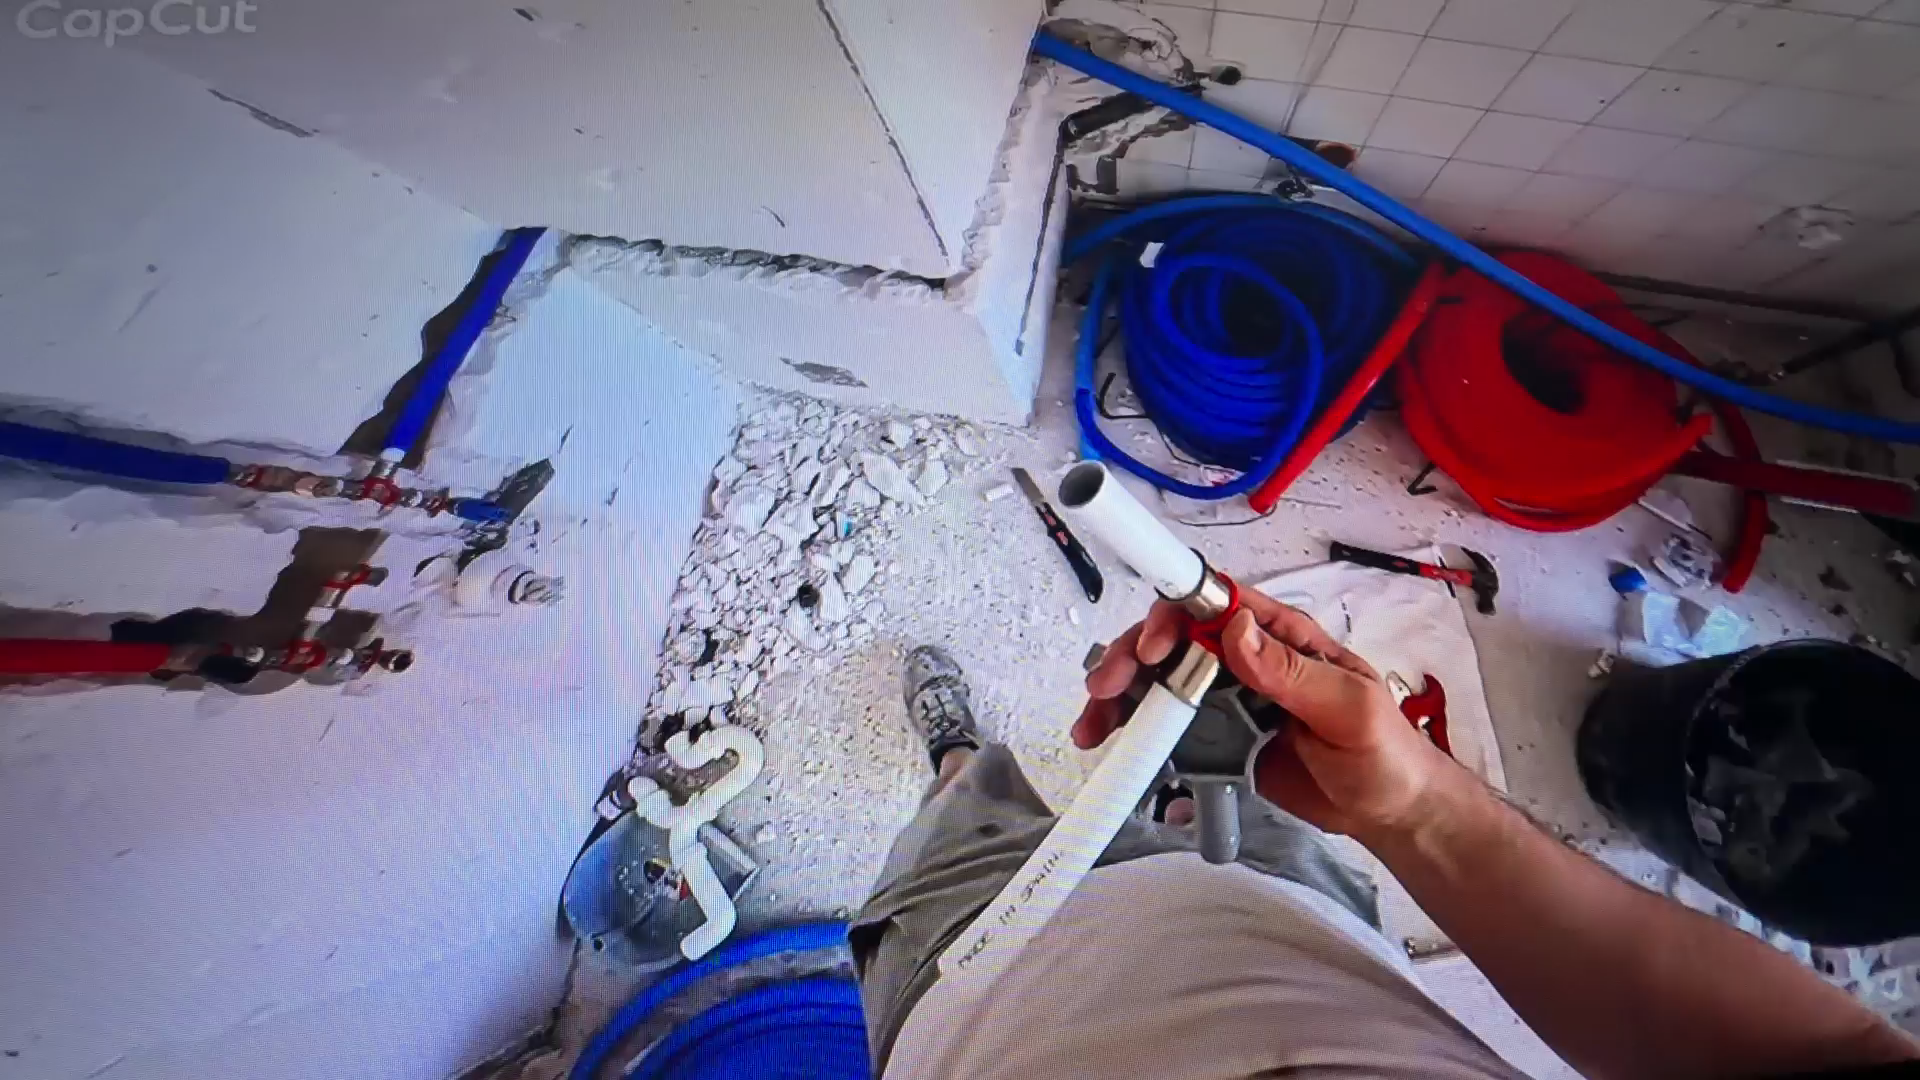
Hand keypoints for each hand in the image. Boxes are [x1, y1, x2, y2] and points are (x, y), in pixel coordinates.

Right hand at [1076, 589, 1456, 840]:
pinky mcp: (1211, 734)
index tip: (1153, 647)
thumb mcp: (1350, 708)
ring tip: (1094, 726)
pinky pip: (1163, 723)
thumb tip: (1236, 627)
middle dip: (1131, 658)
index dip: (1175, 614)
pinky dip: (1131, 728)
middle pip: (1171, 639)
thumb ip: (1292, 671)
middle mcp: (1241, 658)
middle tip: (1107, 689)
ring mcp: (1222, 696)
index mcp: (1278, 636)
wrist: (1389, 815)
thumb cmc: (1385, 753)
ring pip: (1157, 680)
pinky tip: (1110, 741)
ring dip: (1119, 695)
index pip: (1214, 603)